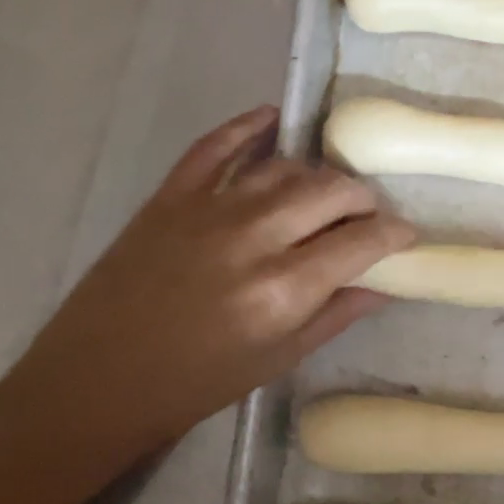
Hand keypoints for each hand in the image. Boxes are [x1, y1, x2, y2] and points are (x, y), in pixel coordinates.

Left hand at [0, 106, 414, 479]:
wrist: (97, 380)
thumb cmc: (195, 384)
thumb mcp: (277, 360)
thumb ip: (334, 315)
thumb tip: (382, 284)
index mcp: (283, 289)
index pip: (360, 242)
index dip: (393, 234)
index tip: (406, 235)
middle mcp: (253, 237)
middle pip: (330, 191)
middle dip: (362, 199)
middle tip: (368, 215)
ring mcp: (209, 209)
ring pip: (285, 168)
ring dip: (318, 174)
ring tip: (329, 191)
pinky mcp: (171, 196)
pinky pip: (216, 146)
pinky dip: (248, 127)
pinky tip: (274, 118)